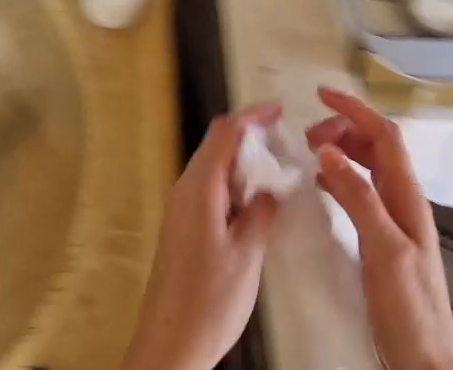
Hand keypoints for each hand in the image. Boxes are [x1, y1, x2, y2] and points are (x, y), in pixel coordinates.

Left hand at [123, 103, 281, 369]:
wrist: (169, 342)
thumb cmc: (209, 300)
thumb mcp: (246, 256)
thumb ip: (259, 214)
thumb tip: (268, 189)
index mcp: (198, 188)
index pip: (223, 133)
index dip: (251, 116)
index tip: (278, 110)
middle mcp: (184, 190)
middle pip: (215, 146)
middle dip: (248, 137)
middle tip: (283, 142)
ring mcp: (180, 209)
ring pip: (212, 168)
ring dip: (241, 163)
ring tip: (276, 169)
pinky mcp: (181, 227)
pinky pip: (208, 190)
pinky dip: (232, 185)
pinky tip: (253, 202)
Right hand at [308, 87, 452, 369]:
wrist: (423, 357)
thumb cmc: (408, 305)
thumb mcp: (383, 247)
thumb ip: (358, 196)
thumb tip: (329, 151)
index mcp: (407, 196)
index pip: (384, 135)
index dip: (355, 110)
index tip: (322, 95)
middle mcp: (402, 200)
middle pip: (376, 145)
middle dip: (344, 127)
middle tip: (309, 133)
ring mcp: (394, 219)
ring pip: (367, 166)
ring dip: (341, 149)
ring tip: (311, 150)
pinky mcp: (382, 238)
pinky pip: (360, 190)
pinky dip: (339, 176)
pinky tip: (321, 183)